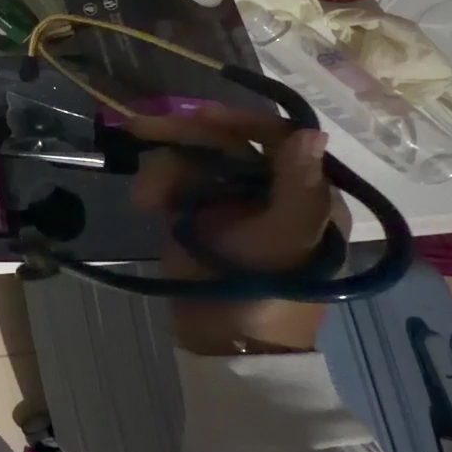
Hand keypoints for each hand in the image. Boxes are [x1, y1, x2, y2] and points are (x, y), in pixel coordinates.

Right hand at [128, 104, 349, 355]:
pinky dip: (157, 186)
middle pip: (226, 143)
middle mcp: (271, 189)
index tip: (197, 114)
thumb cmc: (263, 289)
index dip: (238, 119)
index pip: (278, 136)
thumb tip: (312, 133)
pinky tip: (146, 205)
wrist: (223, 337)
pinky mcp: (199, 210)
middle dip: (183, 140)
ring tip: (145, 200)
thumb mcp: (284, 239)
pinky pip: (174, 179)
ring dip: (163, 172)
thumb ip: (297, 187)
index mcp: (307, 193)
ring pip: (192, 160)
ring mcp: (232, 200)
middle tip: (139, 129)